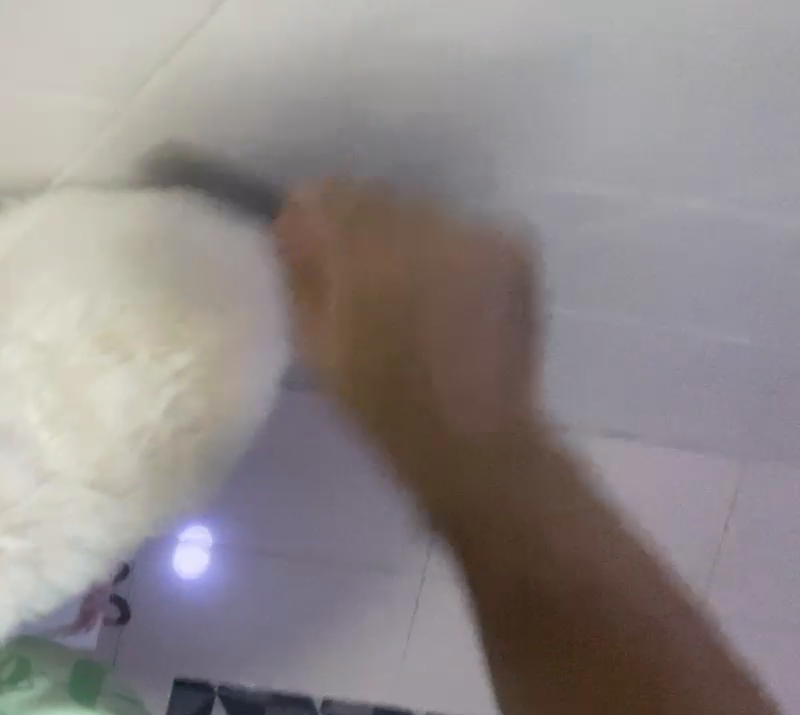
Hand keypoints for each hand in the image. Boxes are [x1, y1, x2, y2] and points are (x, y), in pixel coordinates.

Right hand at [273, 180, 547, 521]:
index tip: (293, 226)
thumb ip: (302, 276)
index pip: (331, 199)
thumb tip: (290, 227)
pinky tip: (427, 286)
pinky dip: (433, 247)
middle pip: (376, 198)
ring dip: (393, 232)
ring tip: (383, 277)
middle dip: (350, 218)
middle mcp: (429, 233)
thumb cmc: (372, 396)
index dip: (307, 208)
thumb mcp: (314, 341)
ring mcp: (477, 235)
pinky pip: (456, 229)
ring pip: (417, 212)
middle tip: (333, 256)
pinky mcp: (511, 246)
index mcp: (369, 260)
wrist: (466, 429)